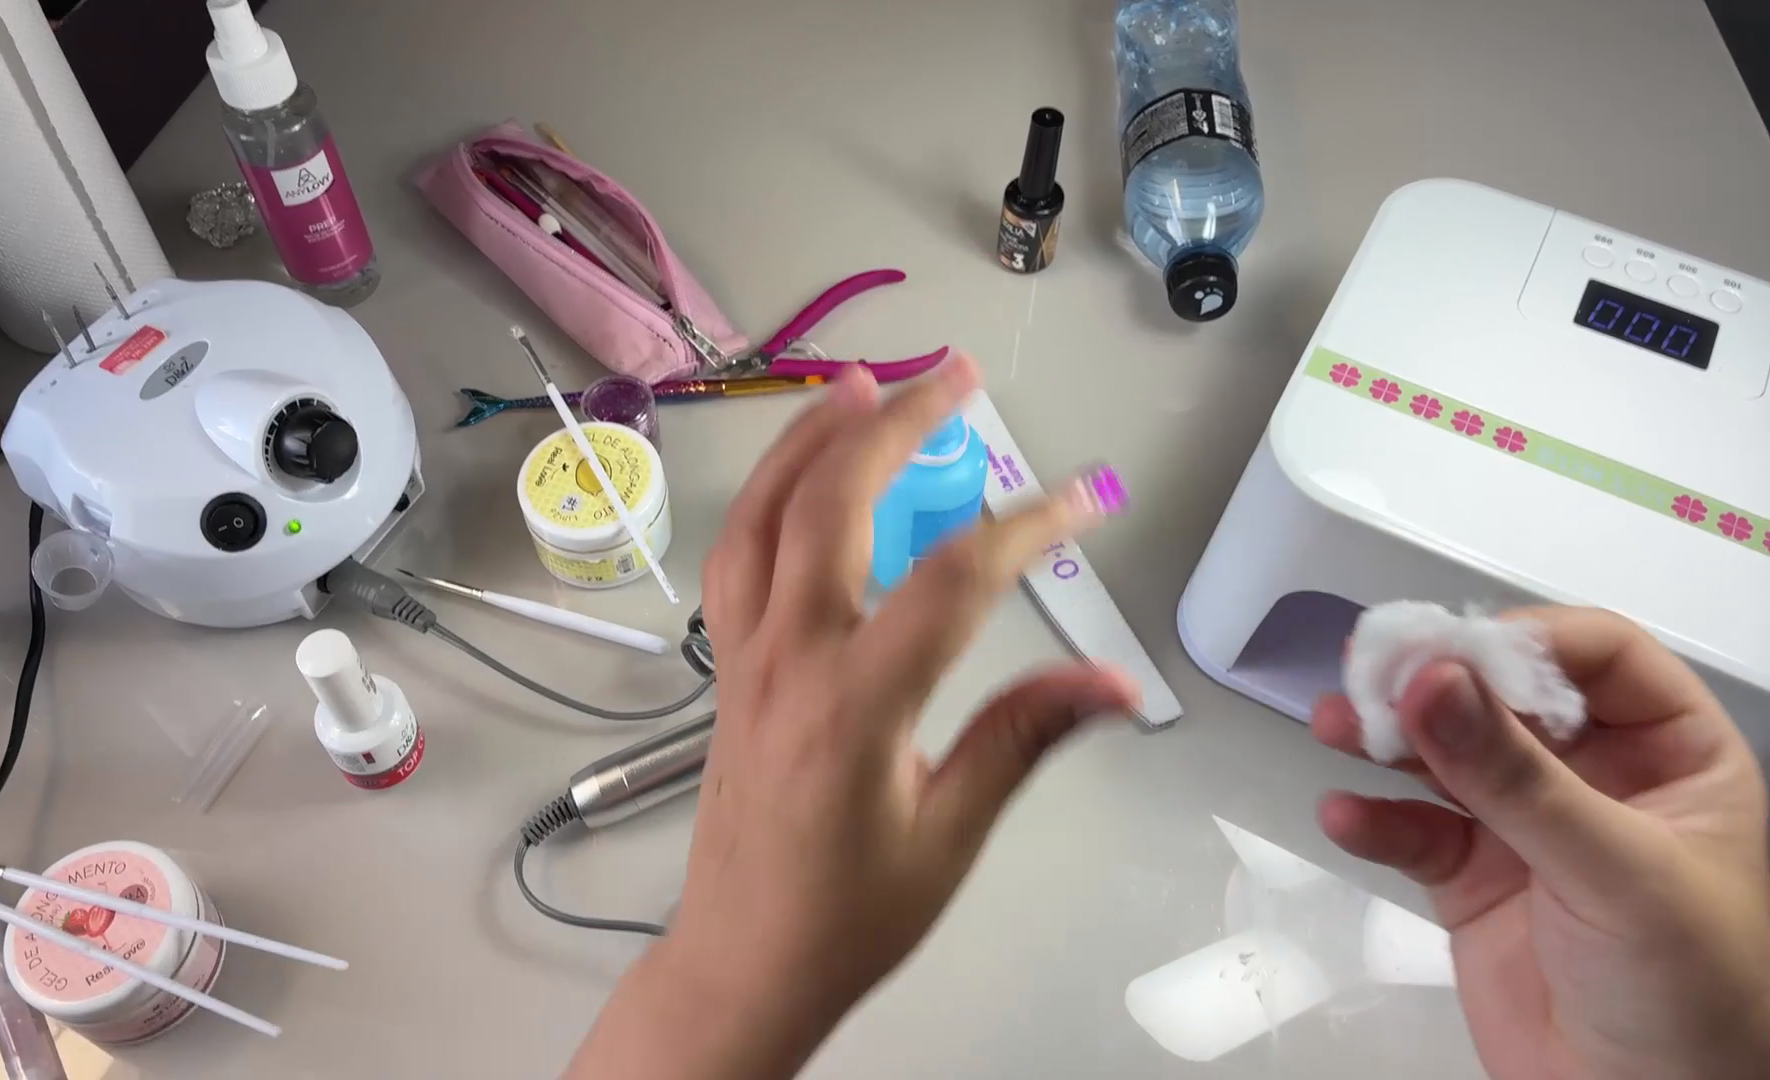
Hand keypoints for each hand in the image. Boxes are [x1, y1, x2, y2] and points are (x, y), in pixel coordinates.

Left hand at [566, 355, 1138, 1078]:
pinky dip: (768, 495)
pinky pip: (738, 555)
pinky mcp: (727, 660)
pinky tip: (798, 473)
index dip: (1027, 528)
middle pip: (831, 507)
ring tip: (857, 386)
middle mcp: (788, 656)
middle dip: (894, 428)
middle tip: (949, 376)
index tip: (1086, 497)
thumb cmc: (849, 912)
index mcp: (855, 703)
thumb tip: (1114, 683)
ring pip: (762, 516)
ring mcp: (744, 651)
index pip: (952, 583)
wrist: (742, 956)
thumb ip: (1024, 737)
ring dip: (808, 440)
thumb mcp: (951, 833)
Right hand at [1312, 608, 1769, 1079]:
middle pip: (1496, 694)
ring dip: (1380, 736)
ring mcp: (1517, 824)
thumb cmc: (1690, 997)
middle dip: (1427, 685)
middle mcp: (1588, 779)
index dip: (1521, 641)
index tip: (1441, 653)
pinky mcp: (1461, 871)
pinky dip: (1369, 819)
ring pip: (1436, 751)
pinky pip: (1405, 825)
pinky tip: (1348, 821)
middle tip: (1364, 678)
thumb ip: (1512, 775)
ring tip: (1333, 728)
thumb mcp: (1614, 875)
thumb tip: (1424, 679)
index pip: (1596, 658)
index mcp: (1667, 762)